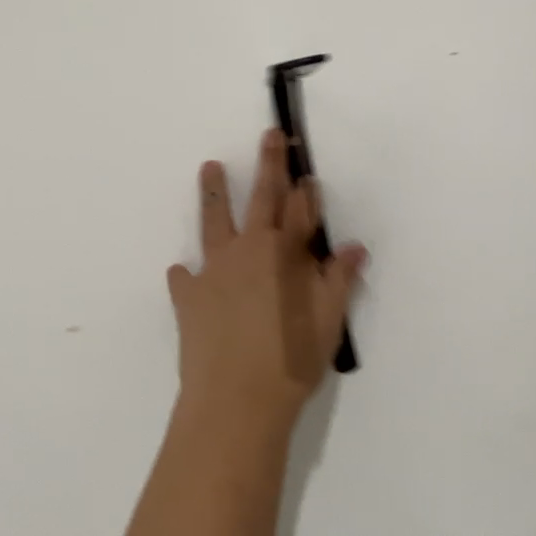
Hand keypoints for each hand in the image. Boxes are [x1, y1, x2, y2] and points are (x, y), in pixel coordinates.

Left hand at [166, 128, 366, 430]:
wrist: (235, 401)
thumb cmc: (292, 359)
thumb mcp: (329, 319)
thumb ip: (339, 279)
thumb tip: (353, 247)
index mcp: (287, 251)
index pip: (302, 208)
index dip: (306, 187)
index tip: (306, 167)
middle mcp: (251, 249)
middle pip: (263, 197)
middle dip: (270, 164)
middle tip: (271, 134)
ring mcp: (215, 270)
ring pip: (215, 220)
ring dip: (214, 192)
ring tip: (209, 166)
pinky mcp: (189, 297)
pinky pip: (185, 277)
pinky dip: (186, 272)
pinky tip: (182, 271)